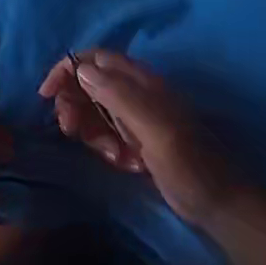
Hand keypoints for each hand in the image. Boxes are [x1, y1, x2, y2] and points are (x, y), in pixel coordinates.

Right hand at [39, 50, 239, 225]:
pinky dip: (109, 150)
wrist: (218, 205)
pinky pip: (107, 136)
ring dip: (93, 134)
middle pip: (89, 86)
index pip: (96, 59)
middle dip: (74, 106)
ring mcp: (136, 119)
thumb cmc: (189, 164)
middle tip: (70, 131)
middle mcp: (137, 94)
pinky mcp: (136, 142)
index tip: (47, 95)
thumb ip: (118, 96)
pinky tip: (127, 165)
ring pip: (94, 113)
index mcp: (142, 82)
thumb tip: (81, 69)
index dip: (68, 70)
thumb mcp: (154, 128)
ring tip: (115, 157)